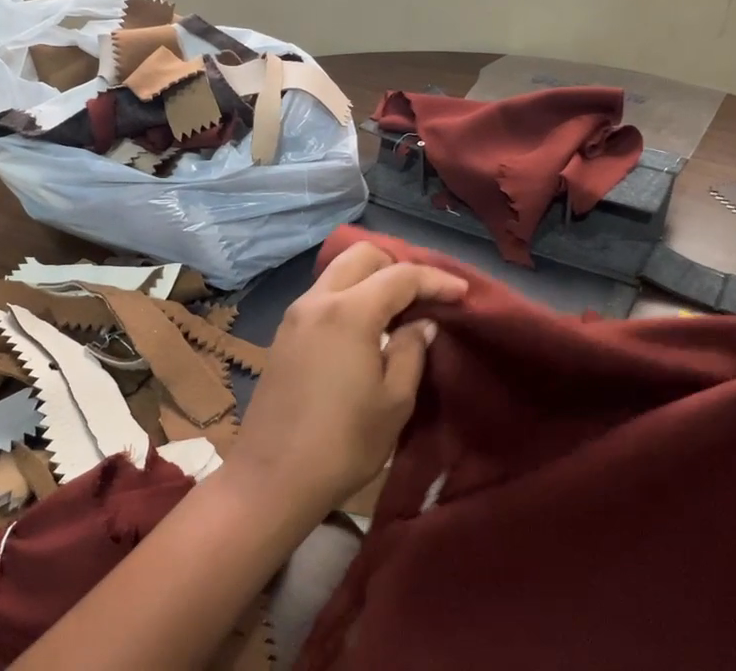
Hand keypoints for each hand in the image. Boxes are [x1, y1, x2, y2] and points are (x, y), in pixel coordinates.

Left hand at [225, 242, 465, 517]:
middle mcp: (317, 301)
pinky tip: (368, 326)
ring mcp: (295, 316)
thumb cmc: (344, 444)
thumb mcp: (394, 401)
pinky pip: (323, 296)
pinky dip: (350, 296)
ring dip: (371, 279)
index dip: (436, 280)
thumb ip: (412, 351)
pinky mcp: (284, 335)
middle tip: (426, 295)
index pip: (400, 276)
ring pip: (338, 273)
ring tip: (400, 309)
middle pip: (361, 257)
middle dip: (398, 265)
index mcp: (349, 311)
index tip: (462, 293)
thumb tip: (421, 324)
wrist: (273, 478)